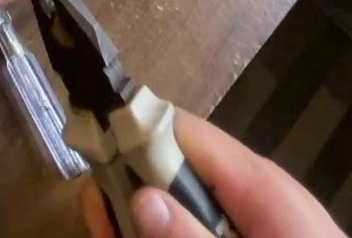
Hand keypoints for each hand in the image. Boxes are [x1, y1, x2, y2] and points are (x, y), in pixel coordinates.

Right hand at [81, 109, 345, 237]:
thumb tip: (138, 195)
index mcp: (259, 184)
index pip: (177, 125)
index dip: (128, 135)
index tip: (92, 170)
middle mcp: (253, 190)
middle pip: (170, 162)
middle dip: (130, 193)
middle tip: (102, 229)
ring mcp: (253, 219)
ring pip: (177, 199)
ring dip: (145, 223)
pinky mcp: (252, 235)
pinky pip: (200, 223)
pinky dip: (174, 233)